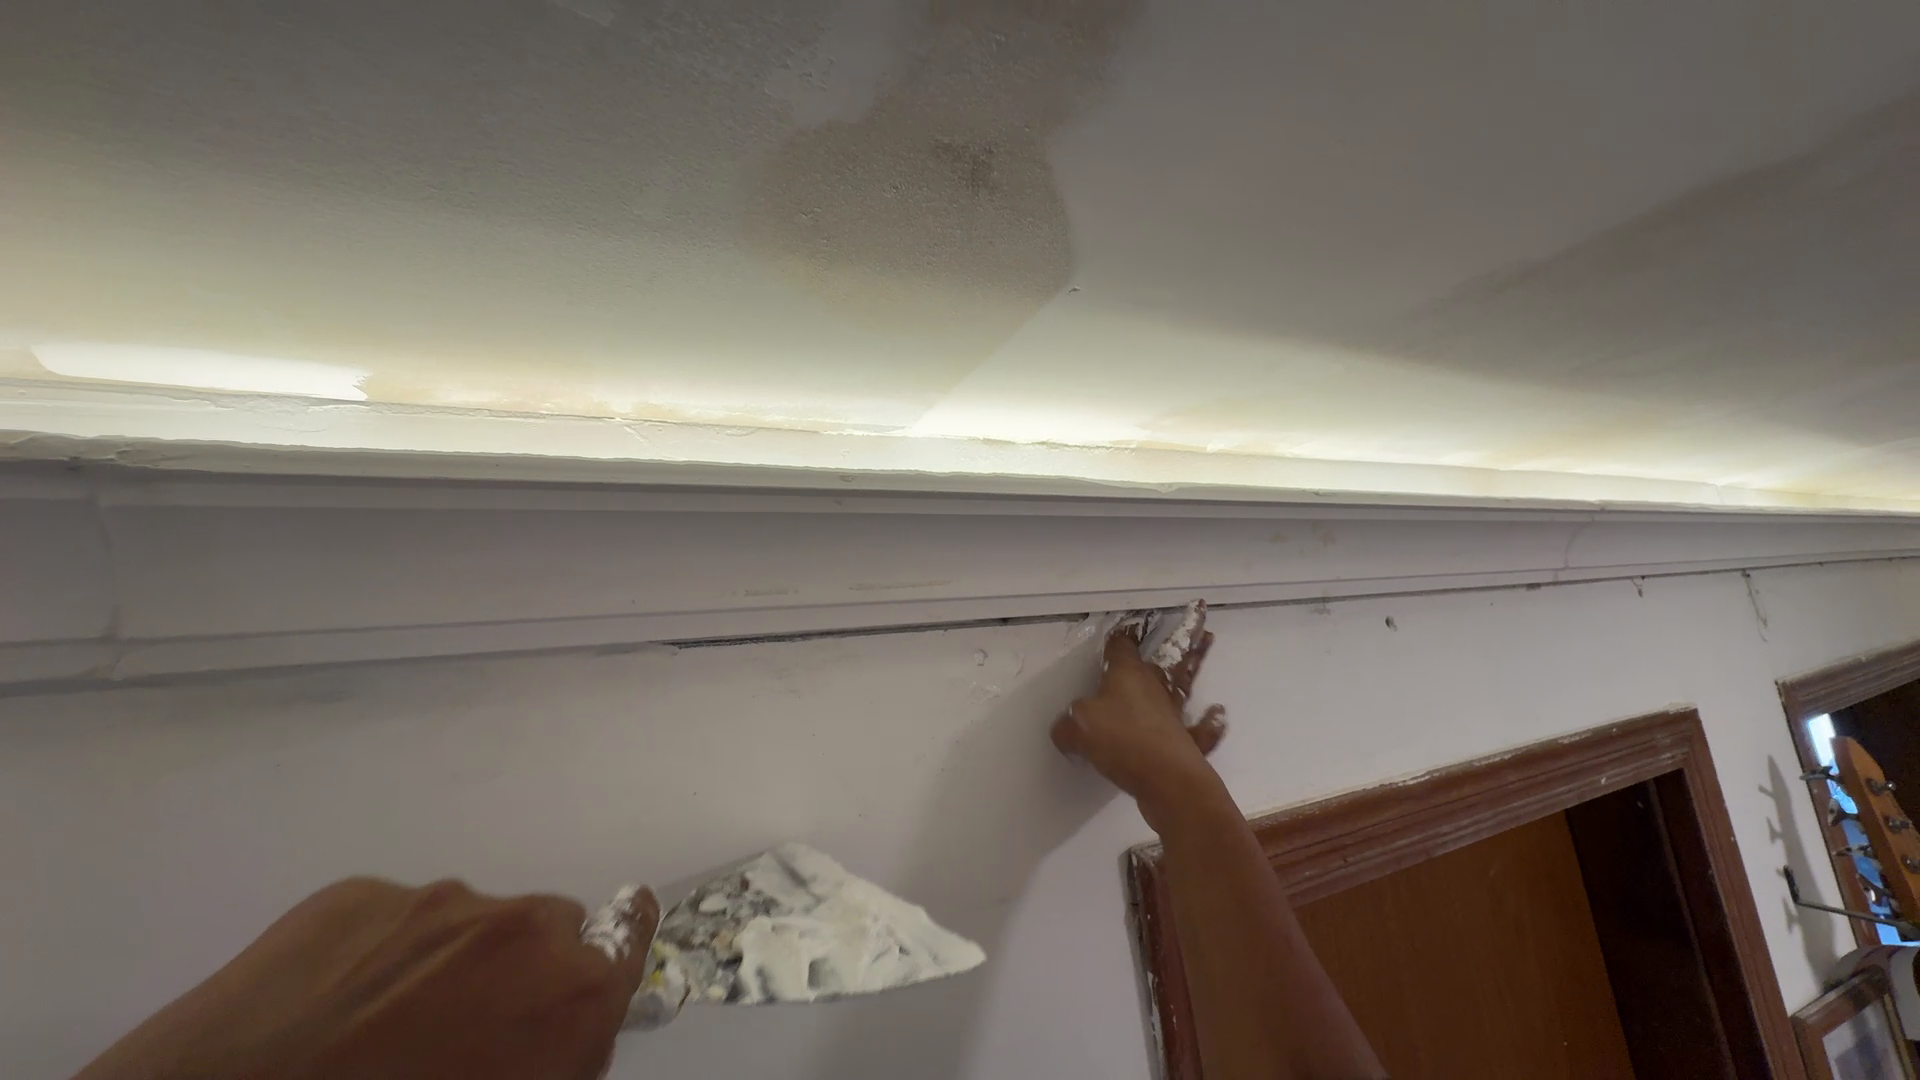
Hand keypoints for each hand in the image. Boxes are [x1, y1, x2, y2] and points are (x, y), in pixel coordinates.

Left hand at [75, 877, 659, 1079]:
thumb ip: (561, 1056)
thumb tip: (563, 1027)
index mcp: (572, 988)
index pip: (632, 930)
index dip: (622, 940)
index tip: (599, 957)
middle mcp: (523, 926)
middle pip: (549, 928)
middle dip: (520, 969)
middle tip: (457, 1031)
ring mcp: (438, 901)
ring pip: (469, 920)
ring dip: (447, 961)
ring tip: (372, 1028)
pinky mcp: (356, 894)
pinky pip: (392, 918)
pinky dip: (377, 953)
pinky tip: (324, 1010)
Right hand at [1051, 609, 1227, 827]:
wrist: (1167, 780)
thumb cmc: (1121, 741)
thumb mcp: (1075, 728)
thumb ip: (1067, 725)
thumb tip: (1067, 729)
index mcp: (1128, 674)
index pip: (1121, 646)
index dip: (1121, 635)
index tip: (1126, 626)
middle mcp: (1154, 686)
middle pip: (1167, 653)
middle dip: (1180, 633)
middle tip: (1198, 610)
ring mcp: (1174, 712)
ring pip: (1185, 679)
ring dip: (1197, 660)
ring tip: (1207, 640)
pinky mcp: (1186, 740)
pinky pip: (1200, 728)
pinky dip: (1209, 722)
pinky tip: (1216, 713)